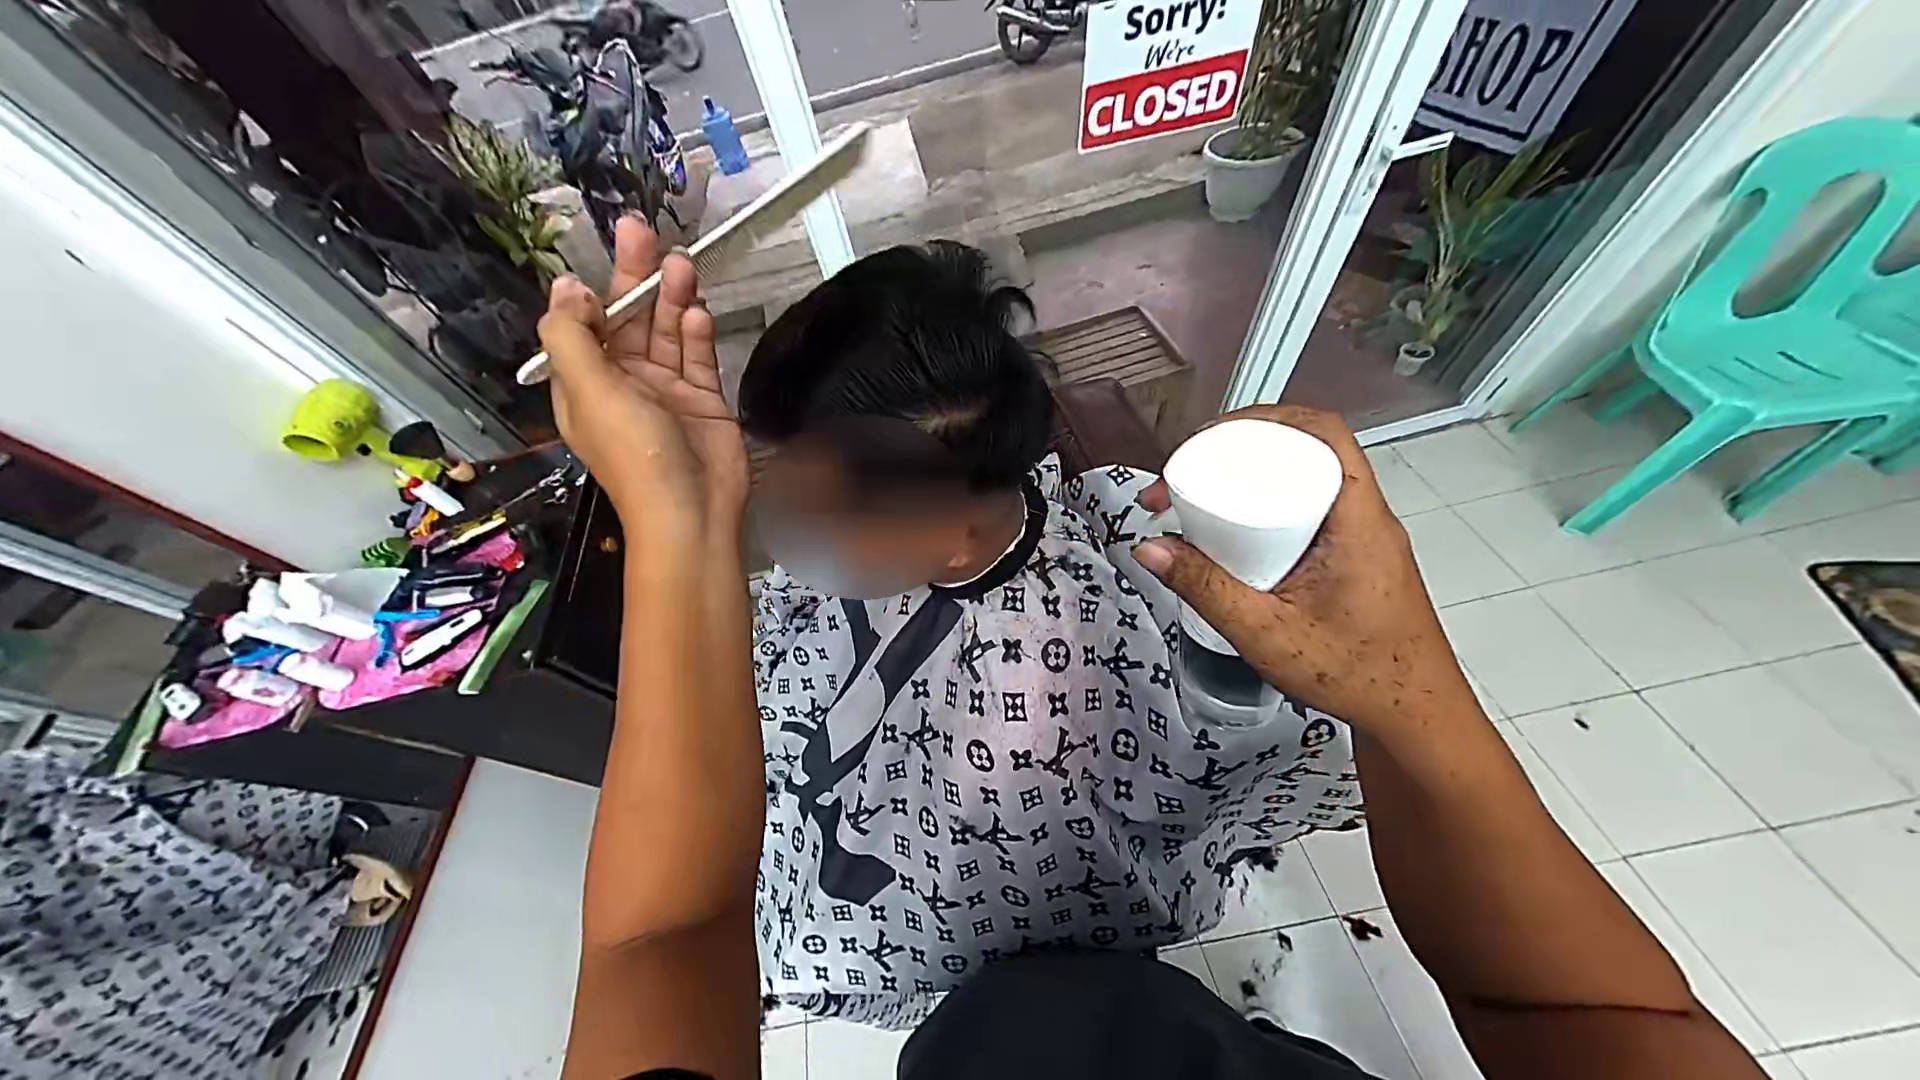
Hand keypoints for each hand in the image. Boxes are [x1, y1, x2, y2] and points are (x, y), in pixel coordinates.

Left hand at [538, 217, 746, 543]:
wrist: (694, 509)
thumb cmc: (637, 457)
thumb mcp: (589, 392)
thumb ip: (571, 336)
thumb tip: (565, 289)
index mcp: (586, 383)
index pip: (584, 326)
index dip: (591, 296)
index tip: (599, 274)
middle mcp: (625, 383)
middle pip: (629, 320)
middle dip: (635, 279)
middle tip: (643, 232)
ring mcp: (668, 391)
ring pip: (668, 333)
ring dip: (673, 299)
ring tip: (682, 265)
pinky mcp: (705, 400)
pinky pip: (699, 358)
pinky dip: (699, 335)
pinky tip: (699, 313)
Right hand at [1131, 405, 1472, 730]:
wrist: (1412, 714)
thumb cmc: (1354, 674)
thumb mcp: (1264, 632)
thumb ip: (1204, 588)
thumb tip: (1150, 548)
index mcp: (1356, 520)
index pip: (1321, 434)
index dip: (1264, 418)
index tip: (1209, 437)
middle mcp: (1366, 516)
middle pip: (1305, 451)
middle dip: (1240, 450)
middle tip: (1190, 475)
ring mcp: (1363, 535)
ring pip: (1306, 480)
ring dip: (1254, 477)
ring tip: (1202, 500)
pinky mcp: (1355, 554)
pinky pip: (1309, 507)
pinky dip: (1269, 503)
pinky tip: (1236, 533)